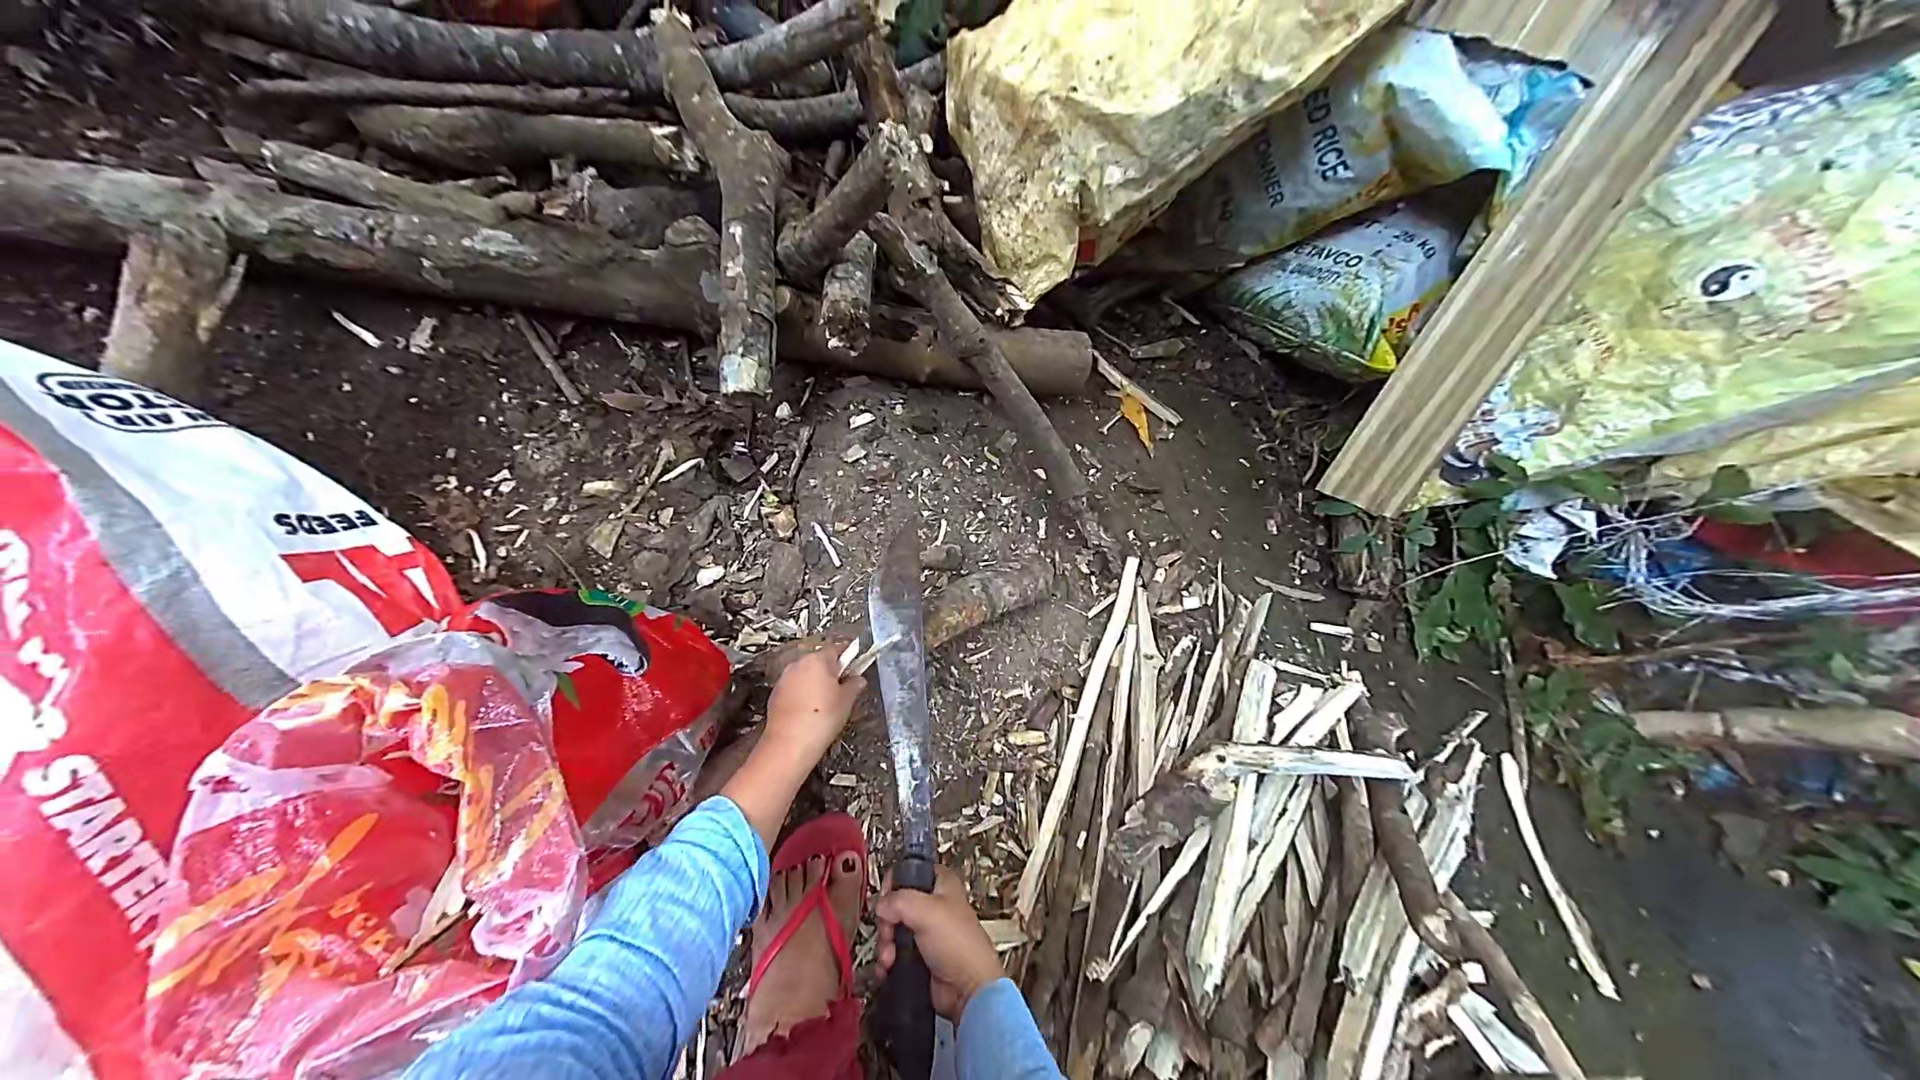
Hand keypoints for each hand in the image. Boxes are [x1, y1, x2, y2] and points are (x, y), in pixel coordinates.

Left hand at [763, 644, 865, 768]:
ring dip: (816, 681)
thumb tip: (858, 679)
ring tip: (827, 701)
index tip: (855, 663)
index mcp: (818, 660)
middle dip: (831, 670)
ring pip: (805, 674)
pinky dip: (803, 693)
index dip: (848, 654)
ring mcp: (784, 678)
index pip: (836, 648)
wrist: (790, 743)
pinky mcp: (776, 694)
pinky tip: (810, 709)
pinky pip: (794, 687)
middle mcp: (798, 664)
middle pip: (819, 660)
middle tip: (843, 685)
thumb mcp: (846, 701)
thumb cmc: (823, 718)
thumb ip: (854, 685)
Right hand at [875, 866, 1004, 1021]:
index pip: (908, 872)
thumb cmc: (958, 945)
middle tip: (889, 934)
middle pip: (895, 904)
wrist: (968, 990)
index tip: (887, 902)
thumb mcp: (927, 911)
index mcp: (940, 884)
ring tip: (889, 958)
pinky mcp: (919, 956)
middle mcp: (933, 905)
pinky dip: (887, 960)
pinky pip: (894, 952)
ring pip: (893, 929)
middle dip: (886, 922)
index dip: (893, 885)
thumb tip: (881, 905)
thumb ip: (899, 901)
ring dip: (885, 945)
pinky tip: (888, 969)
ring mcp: (925, 931)